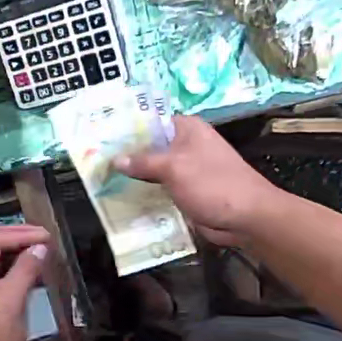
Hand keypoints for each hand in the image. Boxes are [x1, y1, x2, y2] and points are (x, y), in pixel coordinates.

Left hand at [0, 224, 49, 340]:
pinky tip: (34, 272)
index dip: (22, 234)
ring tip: (43, 251)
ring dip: (19, 254)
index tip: (49, 235)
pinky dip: (17, 271)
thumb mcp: (11, 300)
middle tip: (46, 238)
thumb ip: (26, 269)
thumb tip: (41, 246)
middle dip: (19, 239)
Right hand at [115, 115, 283, 247]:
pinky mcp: (186, 192)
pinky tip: (122, 201)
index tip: (99, 139)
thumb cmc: (213, 183)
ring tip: (101, 183)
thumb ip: (143, 162)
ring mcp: (186, 171)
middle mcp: (185, 146)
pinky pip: (160, 190)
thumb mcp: (175, 168)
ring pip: (152, 172)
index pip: (149, 122)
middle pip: (149, 148)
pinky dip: (145, 195)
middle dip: (125, 157)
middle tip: (94, 164)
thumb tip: (115, 159)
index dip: (125, 130)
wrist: (247, 217)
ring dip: (133, 179)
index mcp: (186, 129)